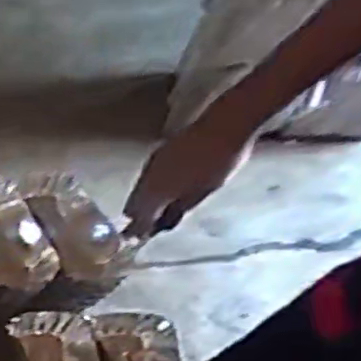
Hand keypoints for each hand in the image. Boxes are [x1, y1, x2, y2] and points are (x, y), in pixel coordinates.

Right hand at [122, 117, 255, 236]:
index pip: (137, 222)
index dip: (141, 232)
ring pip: (140, 191)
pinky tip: (172, 181)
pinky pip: (149, 177)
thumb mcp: (203, 192)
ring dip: (148, 199)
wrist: (226, 122)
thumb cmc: (219, 162)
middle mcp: (143, 184)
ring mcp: (149, 168)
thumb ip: (178, 210)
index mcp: (152, 198)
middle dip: (141, 216)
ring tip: (166, 201)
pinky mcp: (158, 154)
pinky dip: (155, 185)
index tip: (145, 238)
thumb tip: (162, 225)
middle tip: (155, 220)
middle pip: (133, 207)